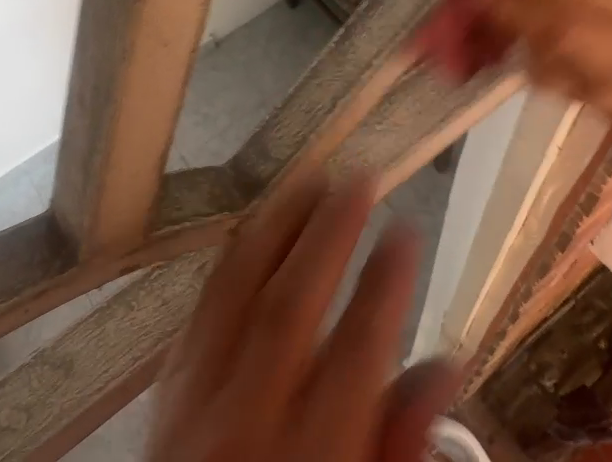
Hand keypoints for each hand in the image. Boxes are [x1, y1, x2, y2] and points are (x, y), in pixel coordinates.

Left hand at [149, 175, 459, 461]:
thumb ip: (402, 443)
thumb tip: (447, 364)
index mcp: (312, 454)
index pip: (357, 353)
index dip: (386, 284)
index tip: (408, 229)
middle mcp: (249, 423)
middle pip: (289, 307)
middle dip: (328, 233)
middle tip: (358, 177)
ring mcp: (196, 404)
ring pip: (235, 295)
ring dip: (275, 228)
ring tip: (307, 178)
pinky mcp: (164, 396)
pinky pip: (198, 312)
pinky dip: (228, 264)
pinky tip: (251, 230)